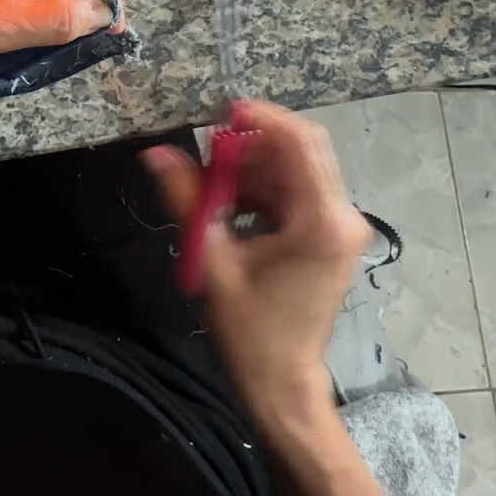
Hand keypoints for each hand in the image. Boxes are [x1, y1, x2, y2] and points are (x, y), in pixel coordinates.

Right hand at [140, 102, 372, 407]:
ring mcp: (338, 226)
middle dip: (249, 146)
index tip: (219, 114)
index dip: (261, 118)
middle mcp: (340, 216)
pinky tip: (230, 206)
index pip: (300, 143)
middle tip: (206, 160)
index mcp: (320, 222)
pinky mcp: (328, 234)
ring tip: (211, 190)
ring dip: (250, 168)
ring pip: (293, 168)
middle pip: (298, 151)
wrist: (283, 382)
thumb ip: (186, 198)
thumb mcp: (211, 260)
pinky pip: (293, 189)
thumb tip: (155, 153)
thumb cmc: (251, 329)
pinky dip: (260, 187)